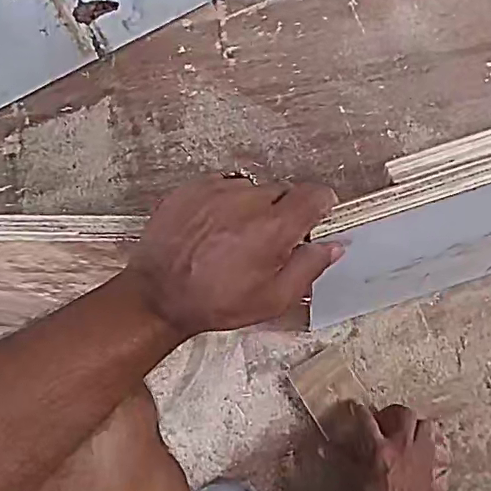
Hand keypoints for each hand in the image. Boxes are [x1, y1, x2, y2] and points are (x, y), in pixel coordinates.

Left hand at [127, 176, 341, 335]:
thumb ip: (308, 268)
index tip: (315, 216)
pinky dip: (221, 205)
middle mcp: (246, 201)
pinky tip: (211, 233)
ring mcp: (216, 191)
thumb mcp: (271, 300)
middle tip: (264, 244)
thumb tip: (333, 247)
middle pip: (282, 192)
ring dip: (249, 209)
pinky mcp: (191, 189)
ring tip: (231, 241)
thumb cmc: (211, 303)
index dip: (319, 206)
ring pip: (250, 190)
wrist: (158, 296)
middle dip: (281, 214)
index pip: (315, 194)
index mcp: (273, 228)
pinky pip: (220, 188)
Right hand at [343, 401, 448, 490]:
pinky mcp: (434, 463)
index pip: (366, 419)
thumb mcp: (354, 479)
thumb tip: (324, 446)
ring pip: (425, 424)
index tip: (355, 408)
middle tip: (385, 420)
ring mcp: (422, 453)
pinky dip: (429, 441)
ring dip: (415, 424)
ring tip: (406, 431)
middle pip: (402, 413)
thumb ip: (343, 458)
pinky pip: (436, 443)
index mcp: (378, 448)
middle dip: (392, 413)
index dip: (358, 411)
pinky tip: (420, 448)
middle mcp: (402, 445)